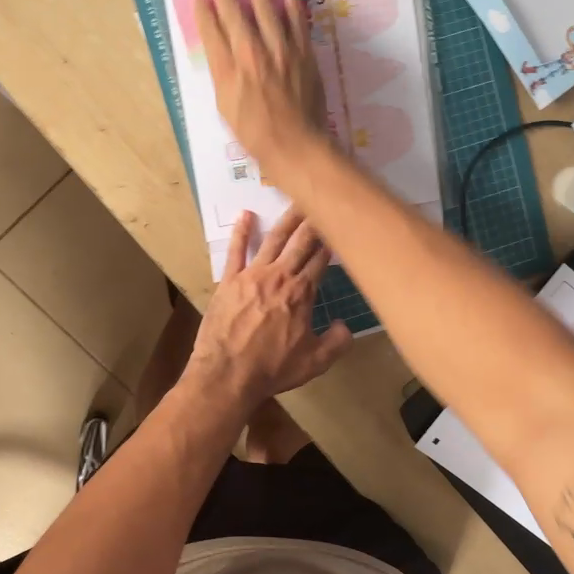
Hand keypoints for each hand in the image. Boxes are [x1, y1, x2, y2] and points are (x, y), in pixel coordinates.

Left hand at [184, 208, 353, 412]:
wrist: (227, 374)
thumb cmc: (272, 369)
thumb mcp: (314, 362)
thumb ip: (336, 342)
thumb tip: (346, 326)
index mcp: (302, 292)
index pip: (320, 259)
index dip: (330, 241)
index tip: (338, 225)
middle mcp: (280, 275)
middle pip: (300, 241)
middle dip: (313, 220)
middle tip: (321, 199)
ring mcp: (252, 274)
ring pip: (273, 239)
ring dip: (286, 219)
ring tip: (296, 200)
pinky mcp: (229, 279)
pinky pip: (236, 250)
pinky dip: (241, 231)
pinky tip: (246, 214)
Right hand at [195, 0, 325, 158]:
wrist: (295, 144)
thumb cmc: (255, 133)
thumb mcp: (225, 107)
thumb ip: (222, 75)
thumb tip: (220, 51)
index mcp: (228, 72)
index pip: (212, 33)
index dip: (204, 12)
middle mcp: (252, 55)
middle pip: (236, 17)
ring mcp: (281, 52)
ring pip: (267, 12)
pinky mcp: (303, 53)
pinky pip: (296, 21)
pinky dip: (291, 3)